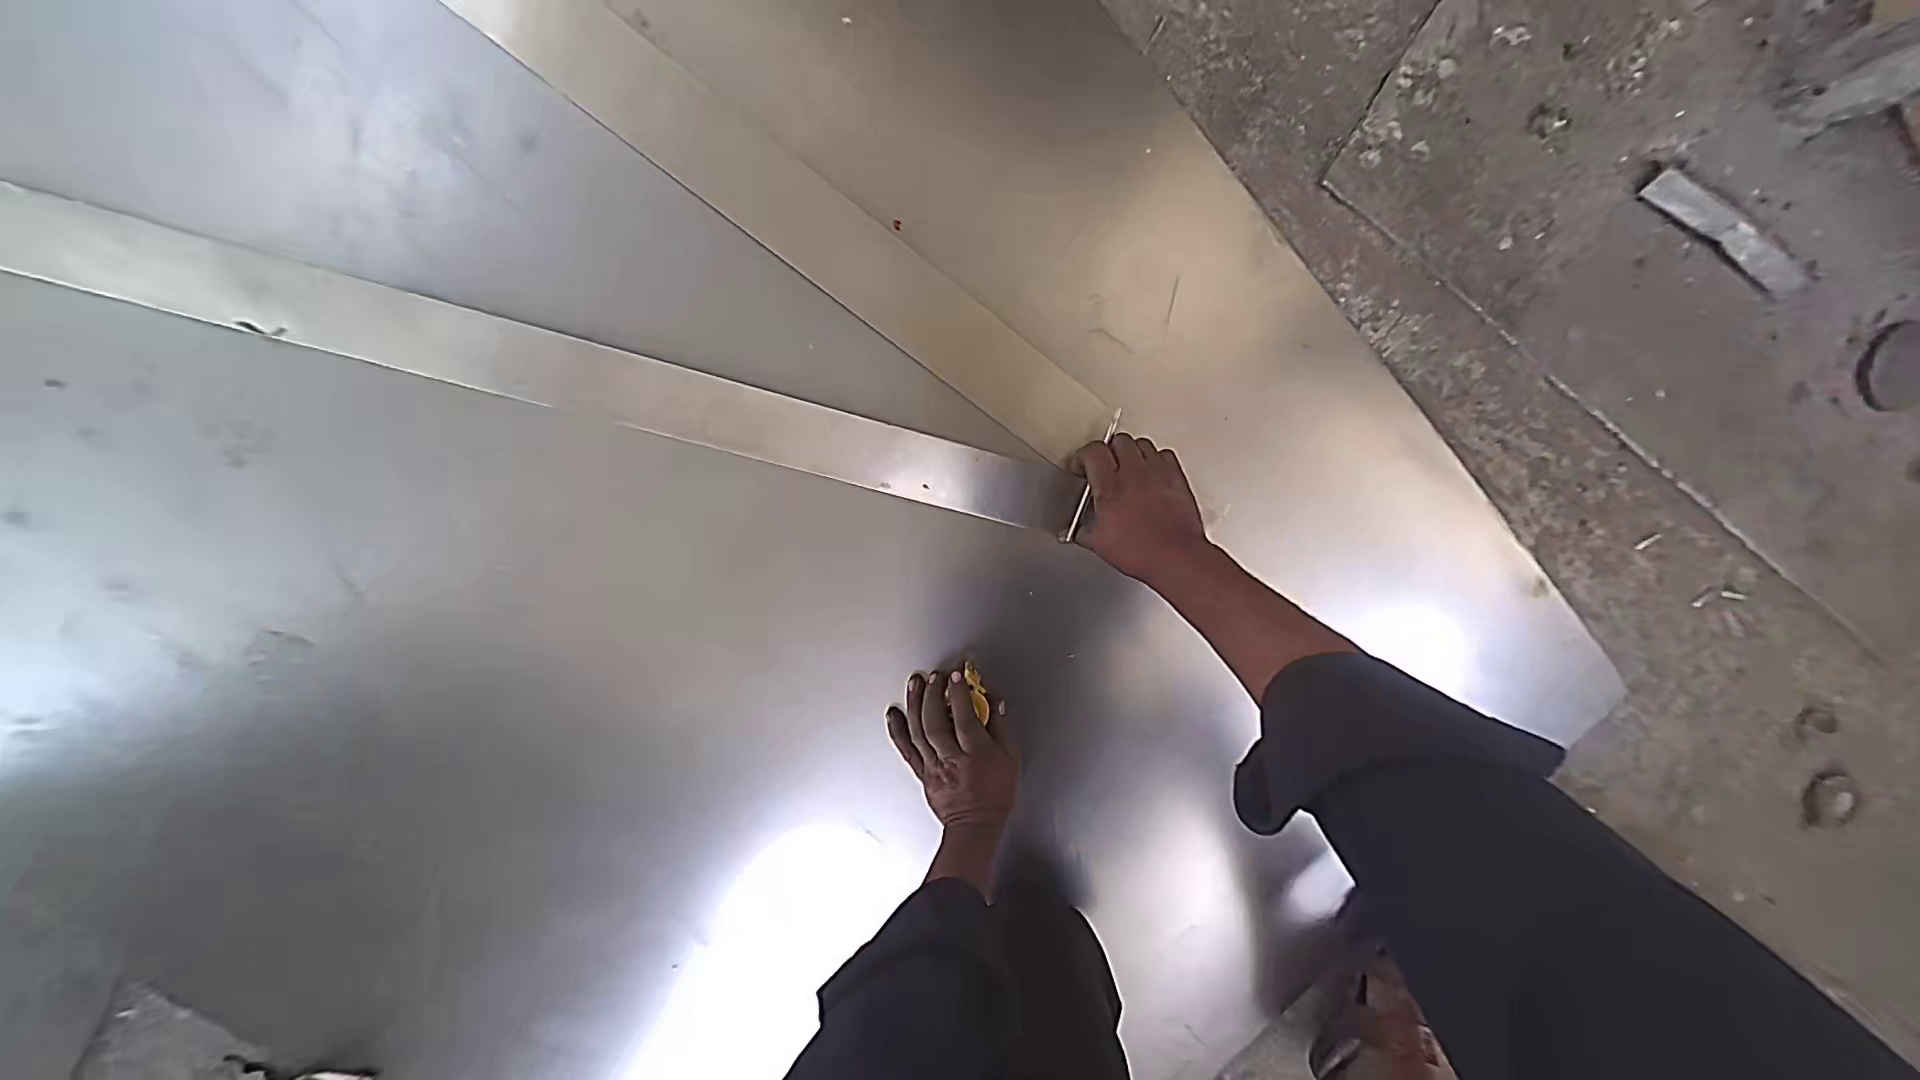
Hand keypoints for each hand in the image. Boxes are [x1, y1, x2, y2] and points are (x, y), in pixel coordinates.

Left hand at [886, 670, 1018, 829]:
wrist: (976, 827)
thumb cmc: (995, 795)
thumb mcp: (1010, 758)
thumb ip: (1001, 727)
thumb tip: (995, 703)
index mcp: (976, 754)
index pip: (965, 717)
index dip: (959, 693)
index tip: (957, 674)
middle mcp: (952, 758)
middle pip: (936, 722)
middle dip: (933, 694)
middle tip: (935, 676)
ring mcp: (934, 765)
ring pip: (919, 731)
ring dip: (915, 704)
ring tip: (915, 683)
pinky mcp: (922, 772)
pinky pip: (906, 749)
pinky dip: (898, 729)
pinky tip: (894, 713)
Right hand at [1071, 433, 1210, 583]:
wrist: (1175, 557)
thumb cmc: (1142, 551)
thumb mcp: (1100, 544)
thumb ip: (1084, 531)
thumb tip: (1079, 530)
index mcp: (1110, 486)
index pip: (1093, 452)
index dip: (1083, 456)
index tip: (1082, 466)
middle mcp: (1134, 474)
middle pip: (1119, 441)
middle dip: (1108, 451)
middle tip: (1104, 465)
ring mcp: (1158, 473)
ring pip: (1142, 444)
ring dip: (1132, 452)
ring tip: (1127, 466)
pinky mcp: (1177, 478)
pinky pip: (1165, 455)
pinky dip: (1155, 459)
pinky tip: (1151, 473)